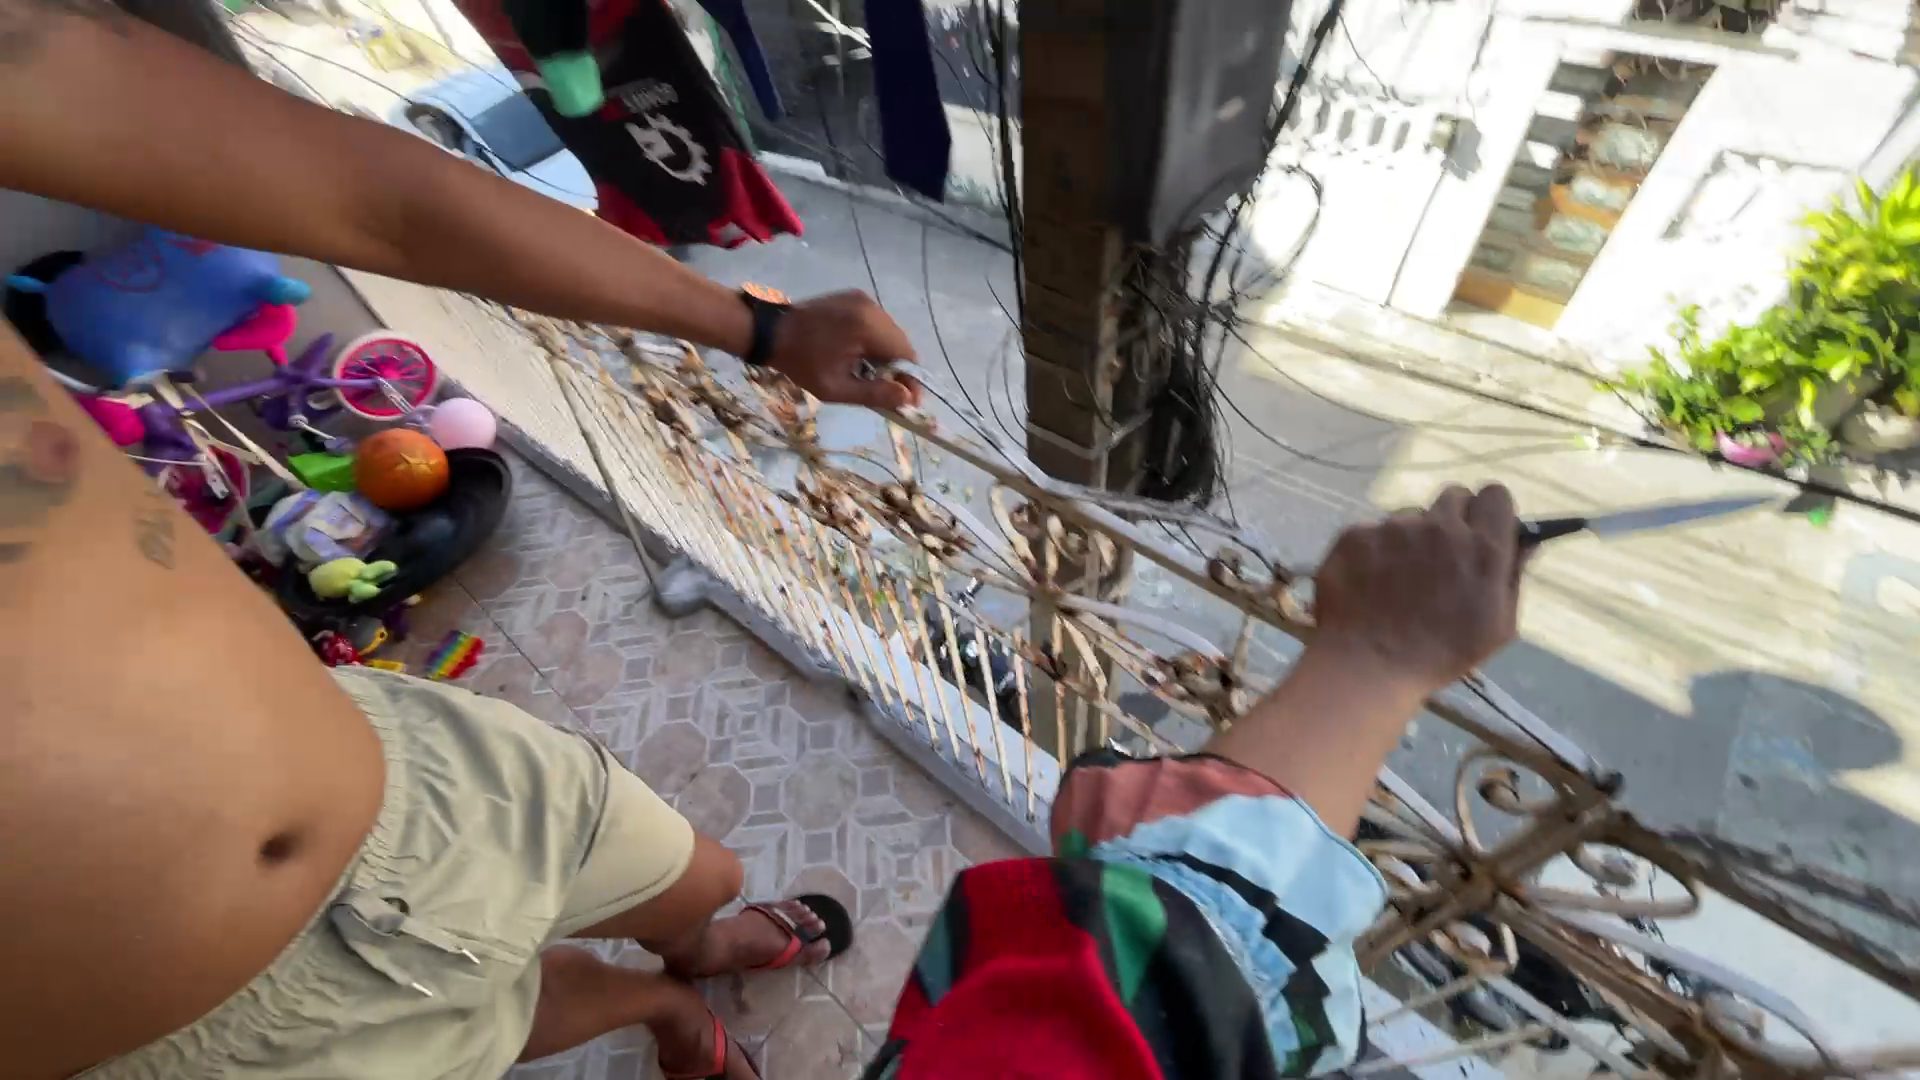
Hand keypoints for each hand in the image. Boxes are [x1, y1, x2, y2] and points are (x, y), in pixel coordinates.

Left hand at [769, 291, 923, 408]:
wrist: (772, 331)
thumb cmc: (801, 363)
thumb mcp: (836, 388)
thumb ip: (874, 394)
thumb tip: (907, 398)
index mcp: (868, 327)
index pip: (906, 355)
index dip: (910, 380)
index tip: (907, 401)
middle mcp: (871, 308)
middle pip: (901, 343)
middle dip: (898, 369)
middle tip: (887, 390)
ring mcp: (863, 299)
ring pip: (891, 333)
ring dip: (887, 355)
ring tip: (870, 373)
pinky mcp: (855, 298)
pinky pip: (877, 323)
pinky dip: (876, 341)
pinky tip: (860, 354)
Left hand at [1312, 484, 1522, 692]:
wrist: (1366, 663)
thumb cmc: (1438, 654)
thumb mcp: (1497, 625)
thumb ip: (1512, 576)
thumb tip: (1526, 542)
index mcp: (1482, 548)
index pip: (1494, 495)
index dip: (1487, 510)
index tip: (1480, 527)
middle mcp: (1438, 527)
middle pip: (1451, 496)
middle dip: (1449, 518)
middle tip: (1437, 552)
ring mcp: (1392, 528)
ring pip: (1407, 516)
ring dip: (1407, 537)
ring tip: (1395, 576)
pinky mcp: (1354, 534)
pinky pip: (1370, 531)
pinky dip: (1371, 549)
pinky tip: (1366, 579)